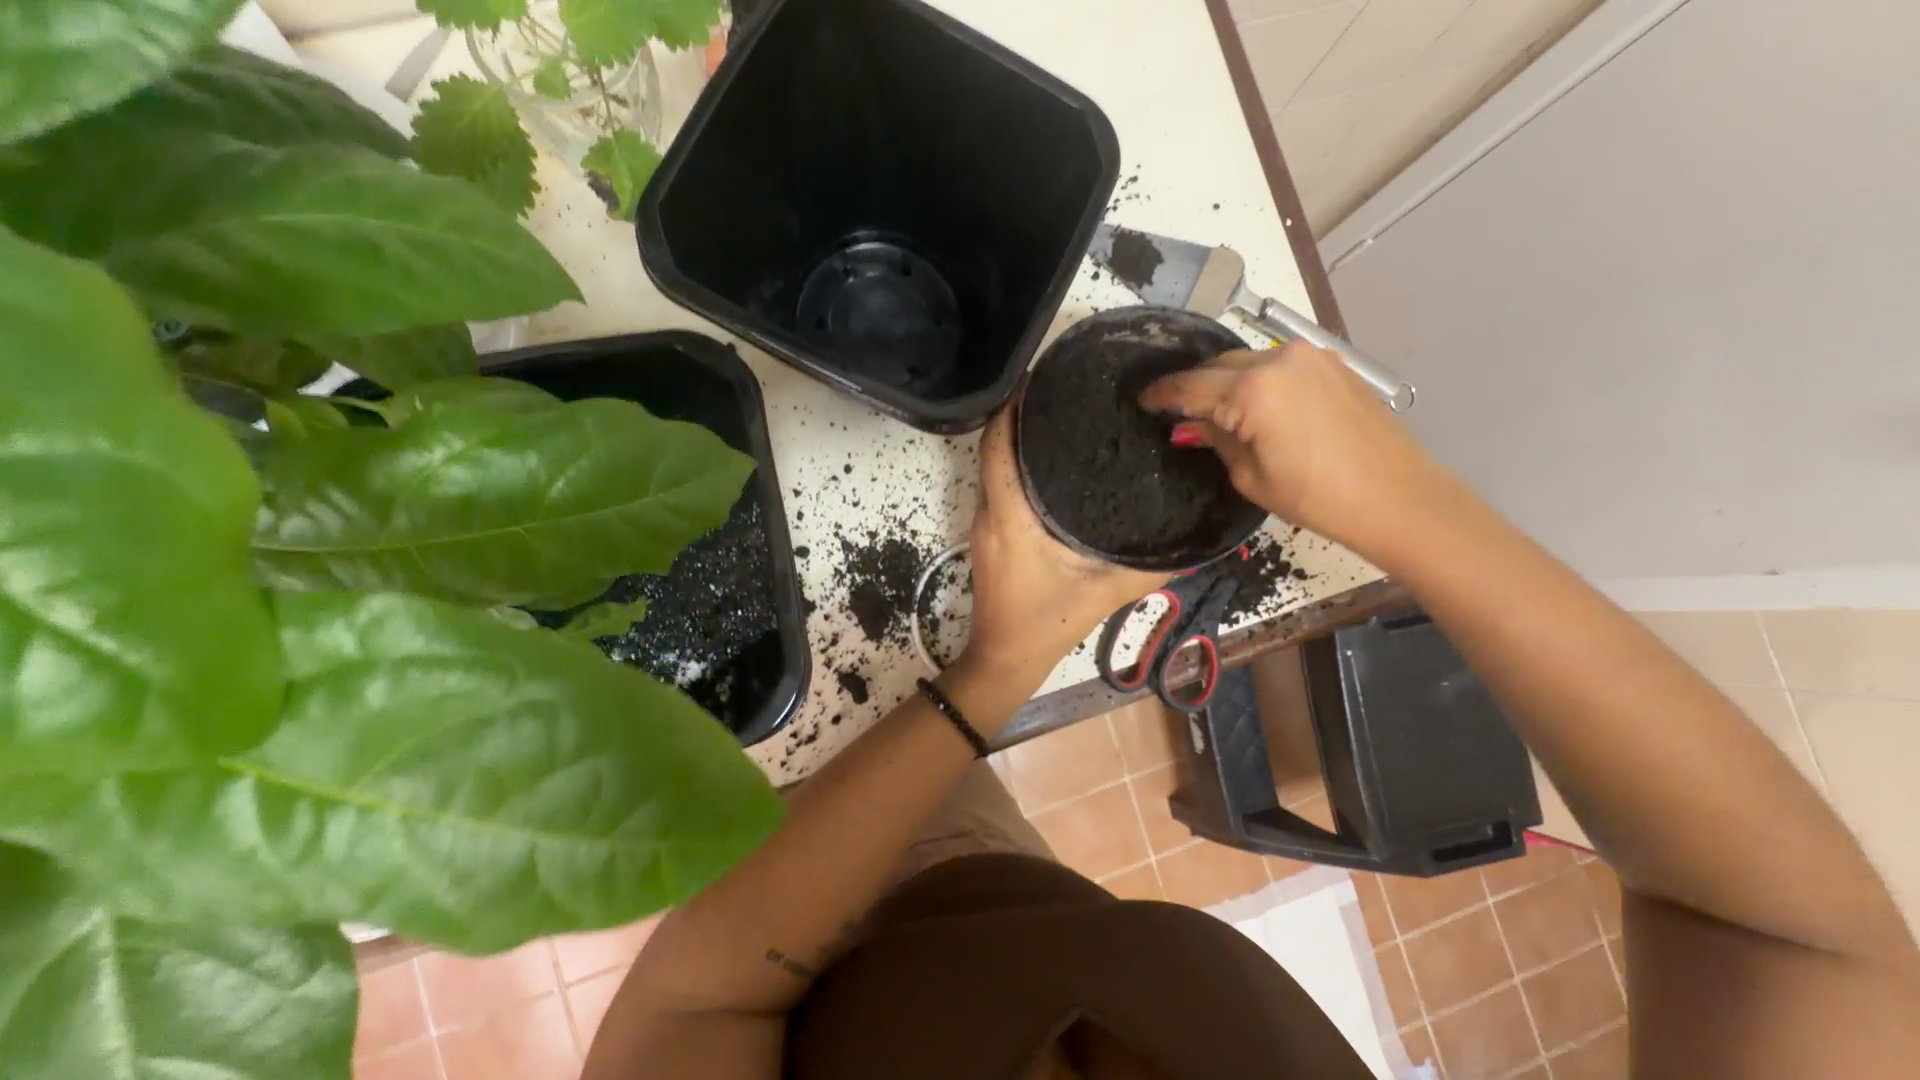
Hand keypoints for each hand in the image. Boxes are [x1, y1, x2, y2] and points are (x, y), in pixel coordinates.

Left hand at [961, 405, 1166, 680]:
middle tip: (1062, 390)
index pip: (997, 444)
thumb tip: (1200, 544)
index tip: (1042, 378)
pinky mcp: (989, 534)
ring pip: (992, 465)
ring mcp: (984, 523)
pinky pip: (997, 483)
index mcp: (1010, 516)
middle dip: (1019, 413)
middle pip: (992, 446)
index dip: (1012, 406)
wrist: (1003, 660)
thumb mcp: (1105, 593)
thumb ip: (1153, 569)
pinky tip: (1052, 459)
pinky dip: (1015, 463)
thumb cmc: (1047, 624)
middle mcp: (989, 511)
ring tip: (1061, 416)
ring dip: (1016, 438)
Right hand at [1139, 343, 1455, 553]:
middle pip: (1219, 366)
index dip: (1163, 394)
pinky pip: (1279, 366)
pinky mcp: (1333, 365)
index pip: (1191, 386)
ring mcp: (1311, 357)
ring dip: (1227, 382)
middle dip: (1195, 386)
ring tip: (1214, 410)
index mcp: (1253, 390)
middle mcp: (1279, 360)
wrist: (1398, 497)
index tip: (1143, 399)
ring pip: (1249, 361)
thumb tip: (1194, 423)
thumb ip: (1217, 439)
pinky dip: (1258, 381)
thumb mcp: (1251, 476)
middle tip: (1177, 411)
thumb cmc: (1317, 498)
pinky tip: (1254, 405)